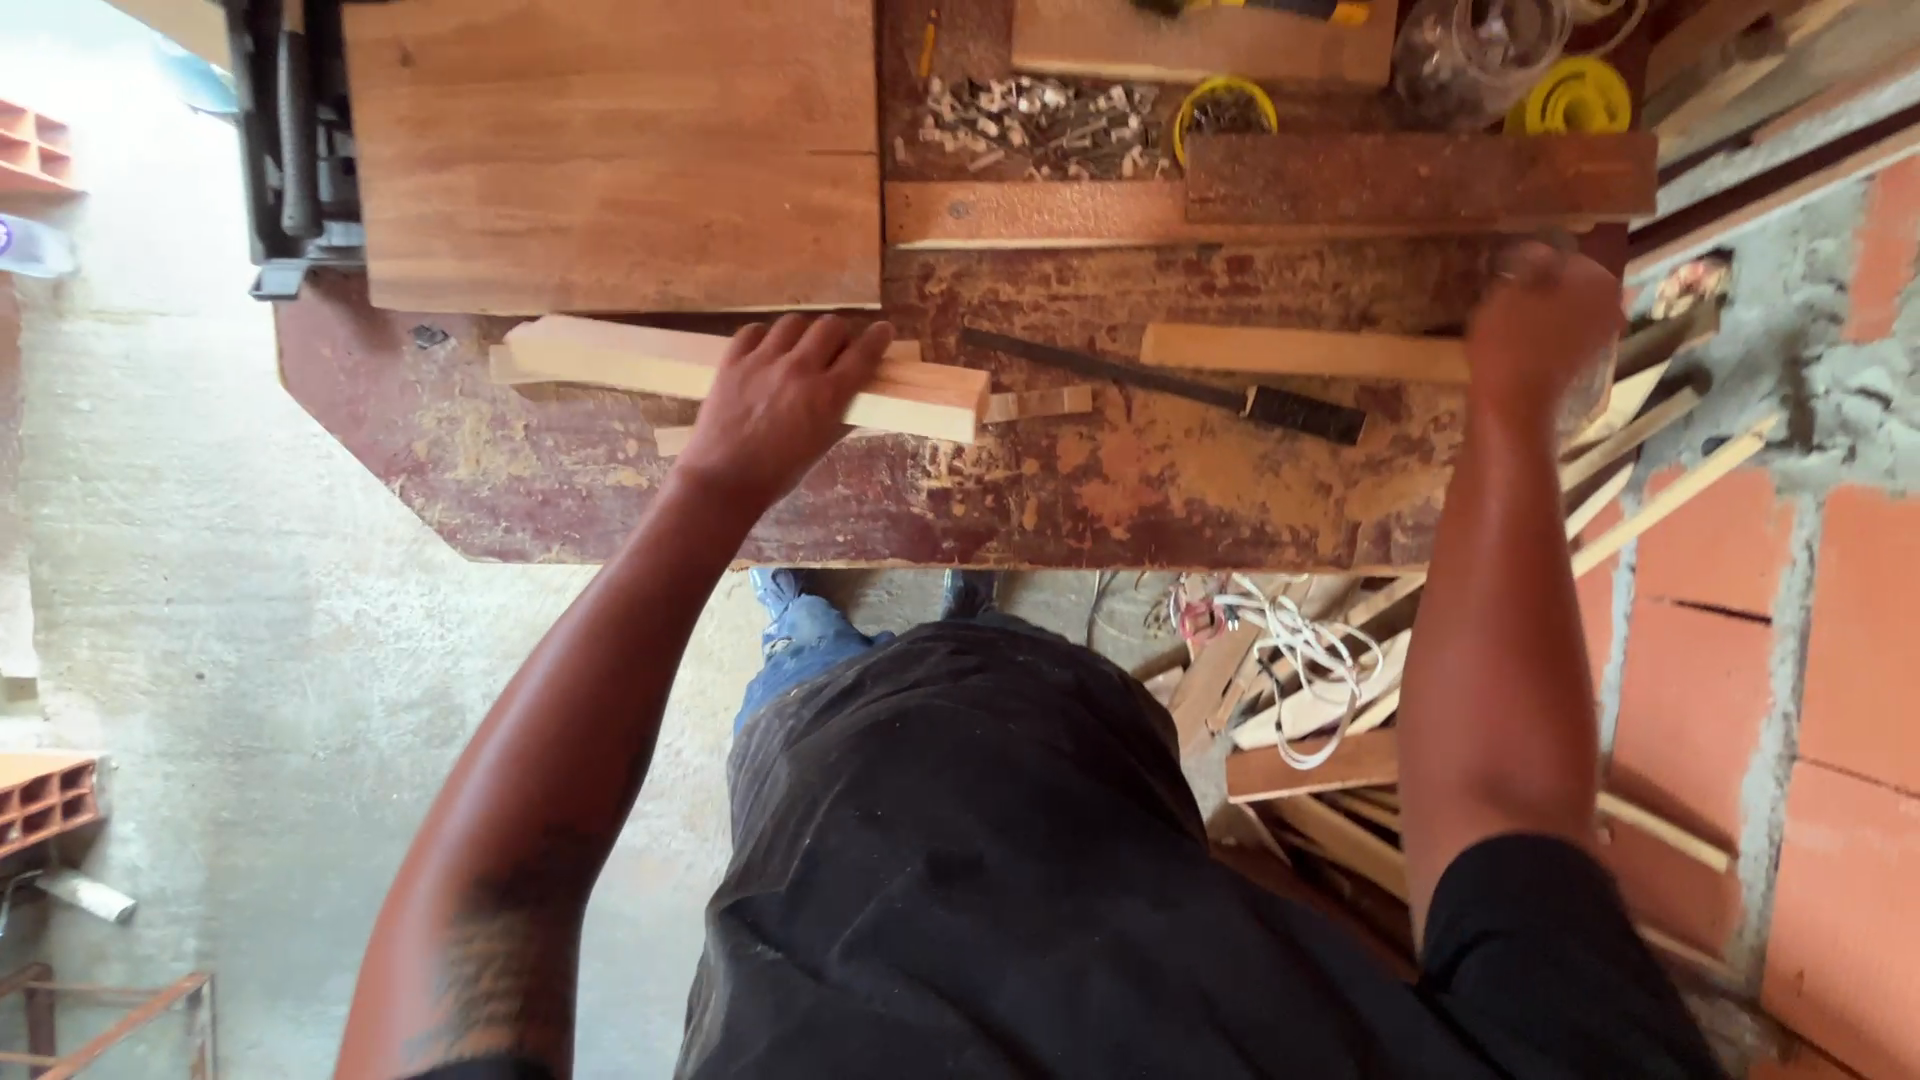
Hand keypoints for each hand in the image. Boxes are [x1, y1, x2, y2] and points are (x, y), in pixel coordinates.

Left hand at [674, 314, 894, 510]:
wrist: (724, 479)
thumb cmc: (779, 473)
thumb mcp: (821, 447)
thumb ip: (842, 418)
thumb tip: (856, 399)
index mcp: (827, 396)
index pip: (863, 354)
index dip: (878, 338)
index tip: (883, 331)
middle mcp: (799, 369)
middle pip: (830, 327)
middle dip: (840, 335)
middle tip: (835, 349)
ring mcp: (763, 361)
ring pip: (794, 323)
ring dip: (803, 333)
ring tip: (798, 349)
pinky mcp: (732, 360)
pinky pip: (753, 331)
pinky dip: (765, 337)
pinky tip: (766, 352)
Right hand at [1465, 241, 1622, 436]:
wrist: (1514, 403)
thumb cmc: (1508, 342)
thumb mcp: (1506, 294)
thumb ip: (1526, 265)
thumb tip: (1536, 249)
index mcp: (1596, 279)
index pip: (1565, 256)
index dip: (1532, 261)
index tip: (1506, 270)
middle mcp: (1611, 303)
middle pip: (1573, 284)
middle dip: (1545, 286)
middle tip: (1509, 292)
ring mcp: (1602, 334)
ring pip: (1571, 310)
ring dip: (1546, 310)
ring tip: (1513, 316)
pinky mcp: (1586, 360)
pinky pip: (1566, 334)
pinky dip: (1548, 333)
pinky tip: (1522, 340)